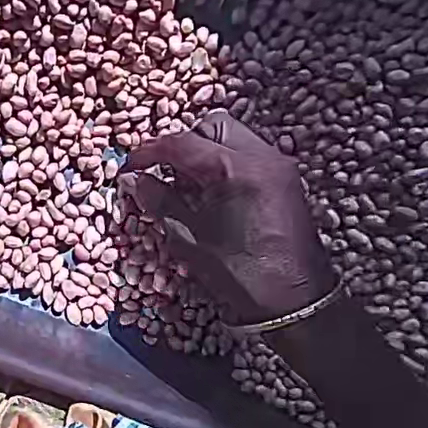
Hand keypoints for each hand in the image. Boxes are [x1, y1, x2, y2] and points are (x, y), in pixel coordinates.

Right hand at [120, 110, 334, 324]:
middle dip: (183, 142)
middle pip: (212, 125)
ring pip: (233, 136)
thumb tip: (136, 179)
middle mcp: (261, 156)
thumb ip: (160, 202)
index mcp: (234, 169)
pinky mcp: (286, 179)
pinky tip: (212, 191)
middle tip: (164, 170)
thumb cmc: (240, 273)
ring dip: (205, 150)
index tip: (131, 166)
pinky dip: (226, 161)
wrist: (296, 302)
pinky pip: (249, 153)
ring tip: (187, 183)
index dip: (150, 152)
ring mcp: (278, 165)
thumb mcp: (190, 238)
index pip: (182, 143)